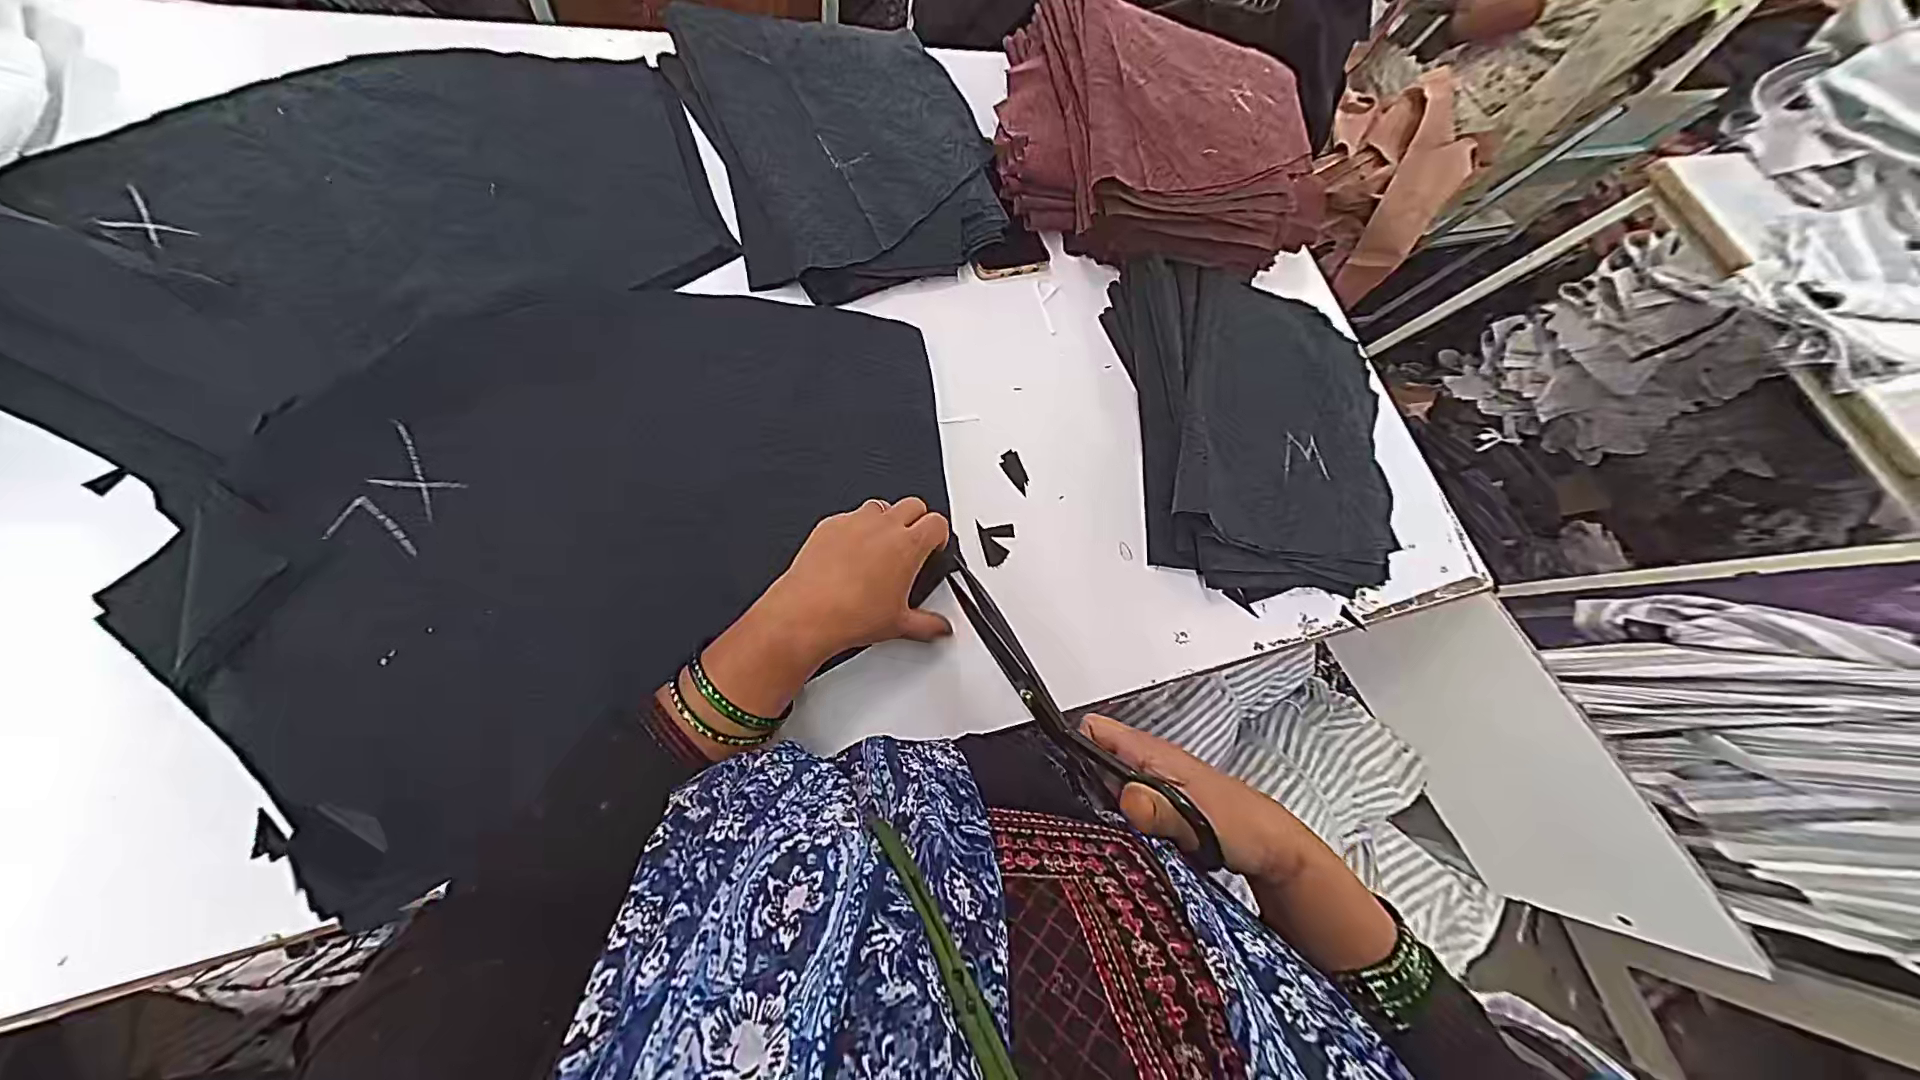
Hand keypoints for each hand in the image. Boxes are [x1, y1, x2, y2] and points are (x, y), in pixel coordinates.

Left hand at [749, 496, 952, 668]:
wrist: (807, 614)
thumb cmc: (849, 615)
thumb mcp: (900, 624)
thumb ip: (927, 623)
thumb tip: (938, 626)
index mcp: (907, 545)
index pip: (937, 523)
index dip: (939, 534)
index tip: (935, 546)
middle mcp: (883, 526)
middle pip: (913, 505)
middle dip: (917, 520)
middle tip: (913, 542)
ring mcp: (854, 522)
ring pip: (880, 506)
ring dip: (886, 521)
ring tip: (881, 546)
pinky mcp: (828, 525)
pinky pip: (848, 517)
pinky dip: (854, 529)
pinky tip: (851, 552)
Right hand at [1081, 713, 1397, 970]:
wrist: (1273, 851)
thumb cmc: (1243, 824)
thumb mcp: (1197, 817)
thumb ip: (1160, 809)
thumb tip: (1125, 798)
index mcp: (1151, 753)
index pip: (1094, 730)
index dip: (1071, 741)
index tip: (1055, 763)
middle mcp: (1145, 766)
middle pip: (1092, 760)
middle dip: (1078, 780)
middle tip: (1070, 810)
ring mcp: (1149, 787)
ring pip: (1105, 786)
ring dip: (1097, 804)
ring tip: (1090, 829)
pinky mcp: (1155, 810)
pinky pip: (1121, 808)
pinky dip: (1115, 821)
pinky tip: (1117, 842)